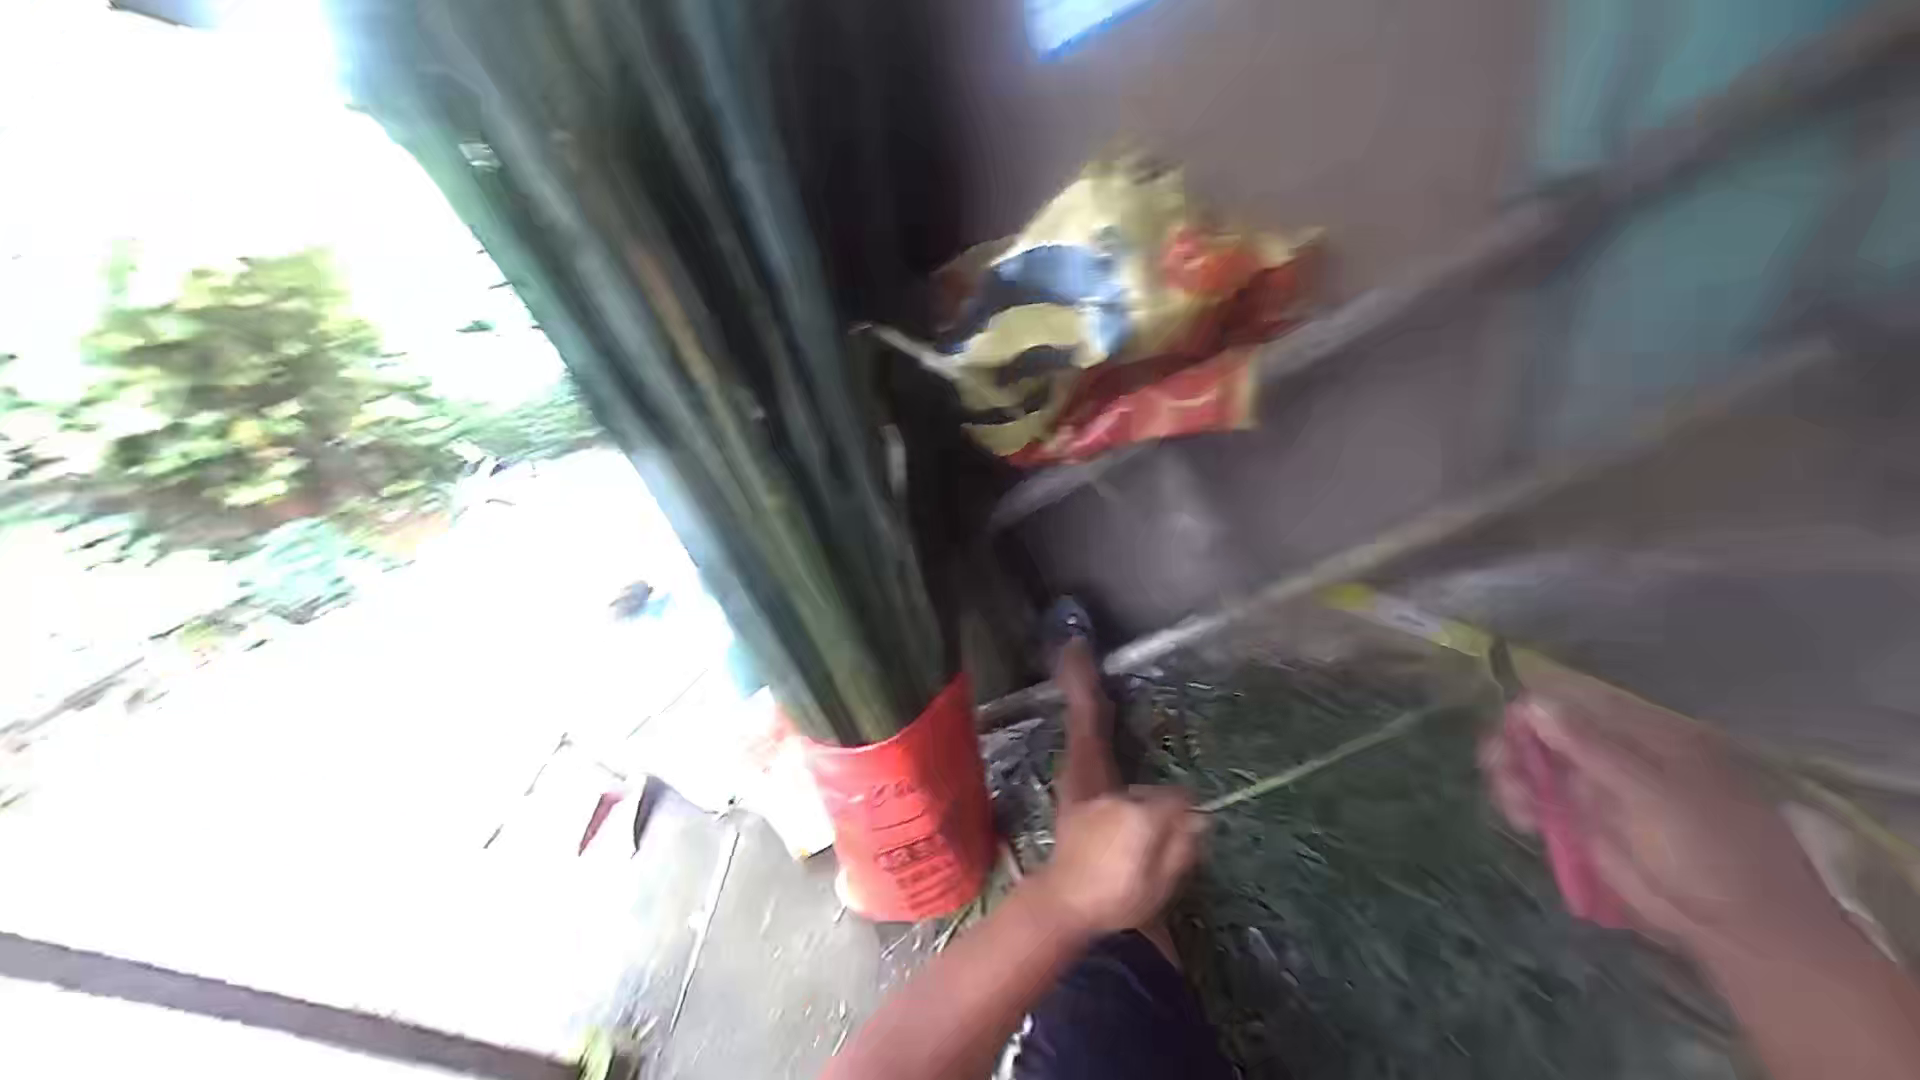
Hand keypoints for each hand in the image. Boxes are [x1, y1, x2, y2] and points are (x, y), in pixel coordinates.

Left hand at [1034, 787, 1204, 936]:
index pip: (1178, 797)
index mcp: (1144, 816)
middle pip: (1152, 796)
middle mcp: (1120, 800)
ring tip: (1133, 846)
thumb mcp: (1161, 884)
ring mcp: (1095, 802)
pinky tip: (1110, 840)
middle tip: (1163, 843)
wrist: (1064, 901)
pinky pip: (1104, 806)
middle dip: (1162, 813)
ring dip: (1137, 813)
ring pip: (1128, 799)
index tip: (1190, 827)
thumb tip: (1199, 821)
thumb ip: (1182, 847)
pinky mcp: (1076, 809)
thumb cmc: (1118, 900)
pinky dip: (1113, 816)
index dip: (1188, 810)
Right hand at [1483, 676, 1840, 960]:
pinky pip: (1531, 796)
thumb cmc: (1716, 853)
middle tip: (1501, 769)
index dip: (1532, 710)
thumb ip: (1592, 748)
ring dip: (1509, 776)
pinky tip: (1524, 822)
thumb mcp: (1656, 795)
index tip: (1509, 733)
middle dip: (1512, 746)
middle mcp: (1614, 751)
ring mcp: (1594, 785)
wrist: (1741, 931)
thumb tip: (1532, 703)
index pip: (1571, 699)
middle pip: (1539, 729)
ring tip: (1517, 806)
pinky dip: (1516, 802)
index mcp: (1644, 733)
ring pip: (1527, 762)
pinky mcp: (1577, 817)